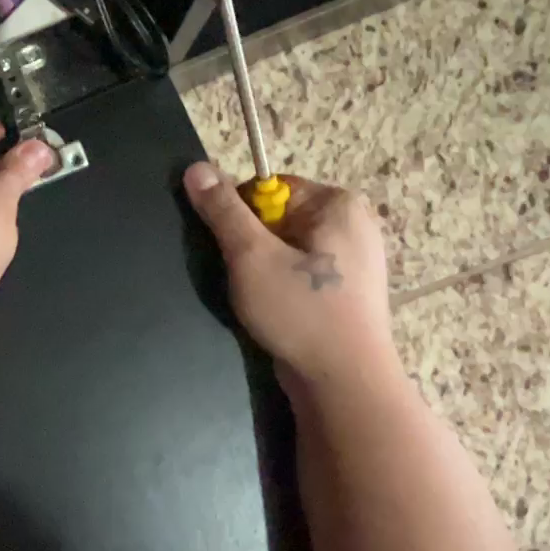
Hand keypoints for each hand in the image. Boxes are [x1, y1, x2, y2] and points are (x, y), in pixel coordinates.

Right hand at [183, 164, 398, 385]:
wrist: (344, 383)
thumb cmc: (300, 311)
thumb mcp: (251, 255)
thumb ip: (222, 210)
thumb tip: (194, 167)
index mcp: (337, 204)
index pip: (268, 187)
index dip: (239, 216)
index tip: (233, 250)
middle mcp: (353, 224)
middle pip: (276, 218)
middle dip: (251, 245)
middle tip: (245, 277)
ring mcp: (354, 260)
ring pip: (285, 248)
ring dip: (262, 268)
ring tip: (260, 298)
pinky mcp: (348, 291)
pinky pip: (300, 272)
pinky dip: (281, 286)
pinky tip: (277, 311)